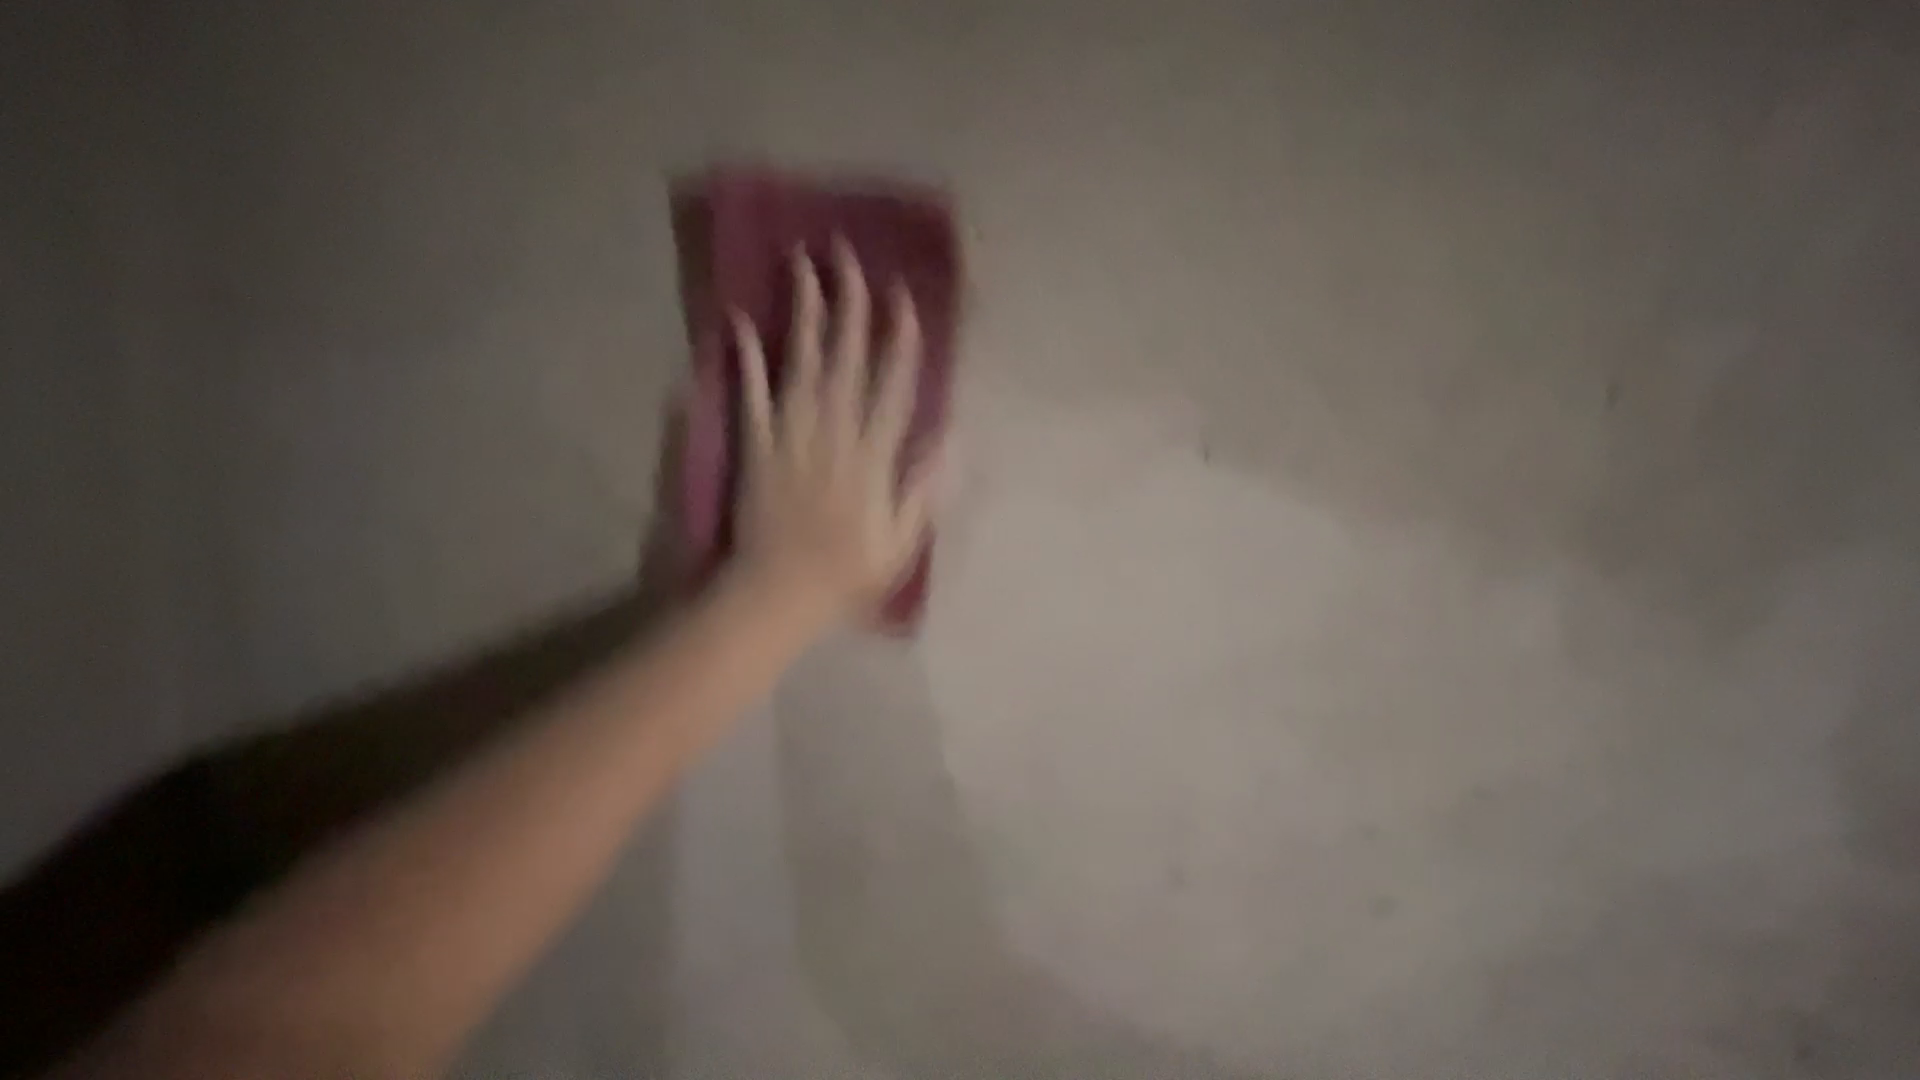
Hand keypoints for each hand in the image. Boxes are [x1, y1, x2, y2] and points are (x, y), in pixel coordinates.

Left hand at [729, 238, 938, 623]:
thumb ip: (922, 487)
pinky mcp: (755, 447)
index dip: (899, 340)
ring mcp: (791, 438)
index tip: (902, 298)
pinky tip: (738, 322)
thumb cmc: (846, 574)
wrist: (778, 594)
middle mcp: (833, 435)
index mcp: (872, 458)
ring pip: (800, 365)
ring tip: (802, 266)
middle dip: (848, 305)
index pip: (891, 387)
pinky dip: (744, 360)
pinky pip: (750, 397)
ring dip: (802, 314)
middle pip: (844, 360)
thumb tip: (949, 435)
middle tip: (845, 254)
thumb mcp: (901, 542)